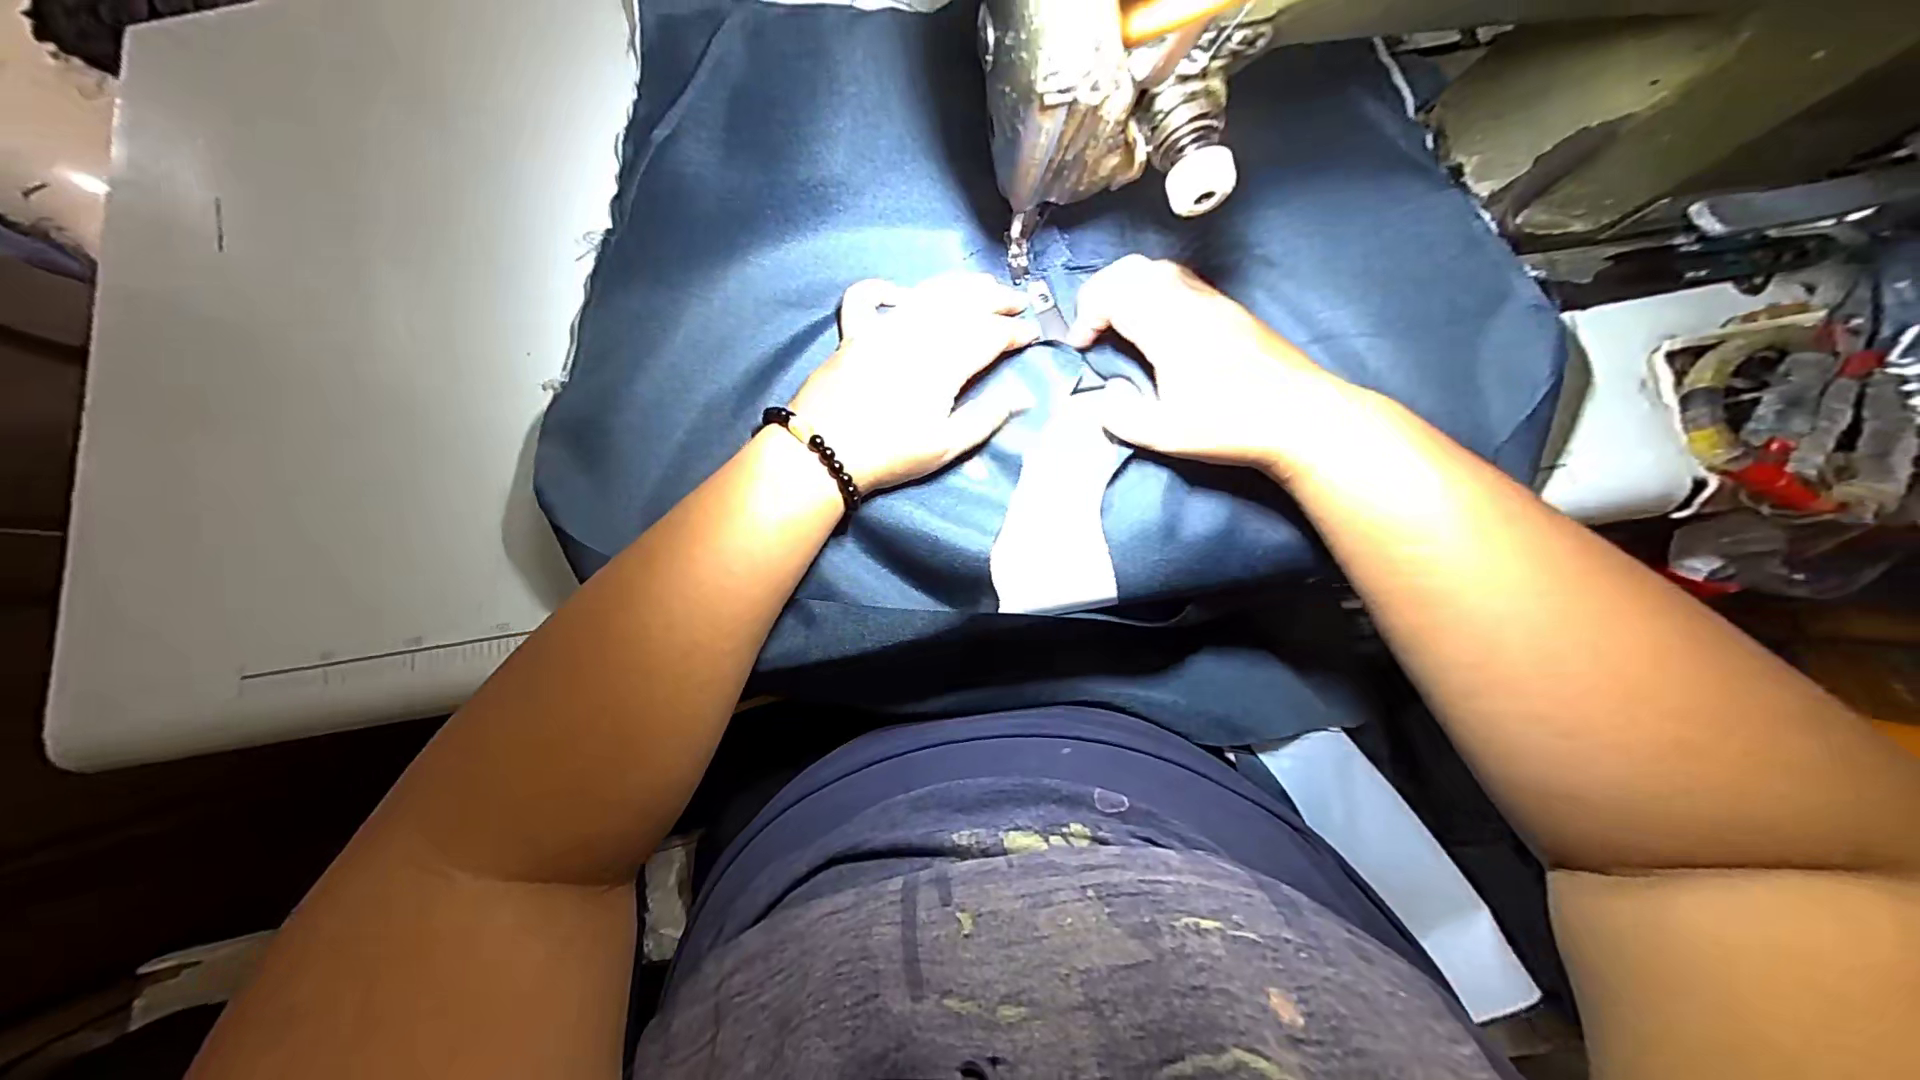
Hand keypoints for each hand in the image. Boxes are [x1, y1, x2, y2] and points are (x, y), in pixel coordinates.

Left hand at [786, 273, 1038, 491]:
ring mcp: (882, 328)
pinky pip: (868, 297)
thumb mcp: (946, 446)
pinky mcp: (854, 333)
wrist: (823, 451)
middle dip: (997, 300)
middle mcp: (917, 333)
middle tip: (1018, 302)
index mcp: (944, 362)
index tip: (1032, 334)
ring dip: (959, 286)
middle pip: (964, 304)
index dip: (1015, 332)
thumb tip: (1020, 397)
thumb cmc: (889, 454)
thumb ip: (986, 418)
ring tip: (982, 286)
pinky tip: (903, 294)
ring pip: (927, 293)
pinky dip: (886, 289)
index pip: (989, 335)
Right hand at [1068, 255, 1377, 480]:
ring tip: (1117, 320)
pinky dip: (1153, 291)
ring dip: (1127, 288)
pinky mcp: (1228, 309)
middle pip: (1134, 270)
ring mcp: (1212, 301)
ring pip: (1159, 269)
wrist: (1300, 415)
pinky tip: (1154, 324)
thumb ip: (1122, 417)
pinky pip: (1181, 281)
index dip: (1087, 315)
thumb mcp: (1166, 434)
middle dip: (1101, 291)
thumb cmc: (1233, 426)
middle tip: (1091, 324)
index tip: (1081, 343)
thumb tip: (1104, 398)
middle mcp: (1190, 303)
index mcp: (1169, 328)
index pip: (1114, 295)